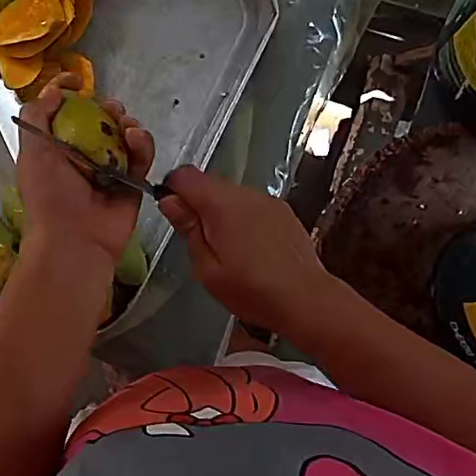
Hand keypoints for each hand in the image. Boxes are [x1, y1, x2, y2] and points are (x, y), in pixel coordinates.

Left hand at [16, 84, 154, 264]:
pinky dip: (142, 143)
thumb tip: (53, 92)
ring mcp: (109, 169)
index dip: (68, 92)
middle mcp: (82, 156)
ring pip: (123, 134)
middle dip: (105, 108)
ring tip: (125, 127)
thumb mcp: (33, 152)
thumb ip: (38, 117)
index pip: (63, 112)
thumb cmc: (50, 197)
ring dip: (126, 123)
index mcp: (55, 149)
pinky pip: (142, 155)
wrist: (75, 239)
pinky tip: (136, 139)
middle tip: (109, 110)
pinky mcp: (132, 181)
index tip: (78, 80)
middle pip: (99, 119)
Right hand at [158, 166, 340, 334]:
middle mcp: (245, 194)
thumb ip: (187, 229)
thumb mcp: (206, 268)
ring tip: (226, 249)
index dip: (172, 191)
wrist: (306, 299)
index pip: (184, 176)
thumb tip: (169, 201)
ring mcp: (267, 201)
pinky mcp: (283, 211)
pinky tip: (248, 248)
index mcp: (221, 205)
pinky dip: (242, 218)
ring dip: (220, 212)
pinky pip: (251, 205)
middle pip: (209, 183)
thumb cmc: (251, 290)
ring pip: (231, 194)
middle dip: (196, 205)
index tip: (174, 217)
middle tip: (199, 242)